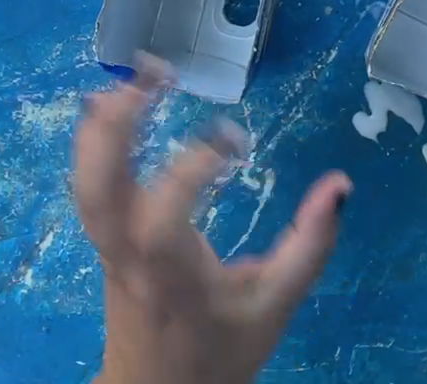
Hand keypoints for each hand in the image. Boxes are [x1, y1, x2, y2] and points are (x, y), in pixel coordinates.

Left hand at [74, 58, 352, 383]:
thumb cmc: (219, 351)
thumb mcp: (275, 304)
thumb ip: (310, 245)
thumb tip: (340, 183)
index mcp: (171, 274)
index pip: (166, 213)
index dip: (196, 164)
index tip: (236, 140)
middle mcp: (129, 255)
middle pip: (99, 189)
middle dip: (119, 125)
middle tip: (154, 75)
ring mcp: (108, 247)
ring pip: (85, 184)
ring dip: (103, 124)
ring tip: (134, 76)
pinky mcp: (105, 240)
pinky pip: (90, 187)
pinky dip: (97, 140)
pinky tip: (112, 104)